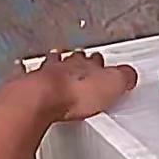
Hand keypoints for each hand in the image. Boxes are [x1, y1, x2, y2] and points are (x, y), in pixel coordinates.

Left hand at [17, 51, 137, 122]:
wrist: (41, 98)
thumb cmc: (73, 92)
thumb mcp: (113, 84)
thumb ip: (123, 78)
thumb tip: (130, 75)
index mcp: (85, 63)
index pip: (96, 59)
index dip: (101, 64)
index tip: (103, 66)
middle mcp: (64, 65)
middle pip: (72, 60)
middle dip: (77, 62)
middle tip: (80, 66)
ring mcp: (44, 75)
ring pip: (51, 65)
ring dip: (55, 67)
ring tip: (59, 74)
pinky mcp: (29, 89)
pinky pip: (28, 78)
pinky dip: (29, 78)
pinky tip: (31, 83)